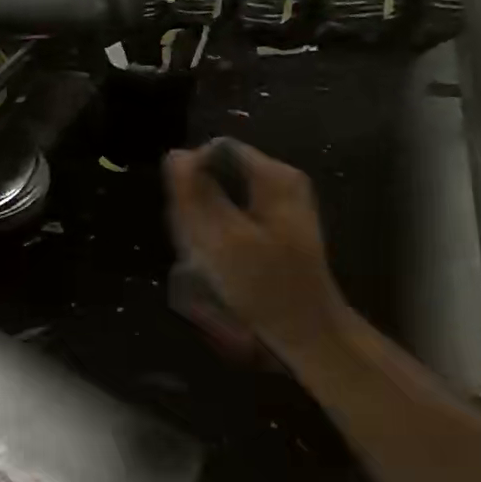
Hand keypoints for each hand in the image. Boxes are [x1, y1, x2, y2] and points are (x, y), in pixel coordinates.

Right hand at [165, 140, 346, 352]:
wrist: (304, 330)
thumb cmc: (262, 284)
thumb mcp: (218, 236)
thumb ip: (194, 192)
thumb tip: (176, 153)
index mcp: (275, 176)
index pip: (215, 151)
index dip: (189, 175)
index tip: (183, 211)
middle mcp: (280, 181)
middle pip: (215, 173)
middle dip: (194, 201)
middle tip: (191, 236)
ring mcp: (279, 203)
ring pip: (218, 195)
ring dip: (200, 219)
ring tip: (200, 249)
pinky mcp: (274, 224)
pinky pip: (229, 213)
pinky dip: (214, 230)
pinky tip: (213, 256)